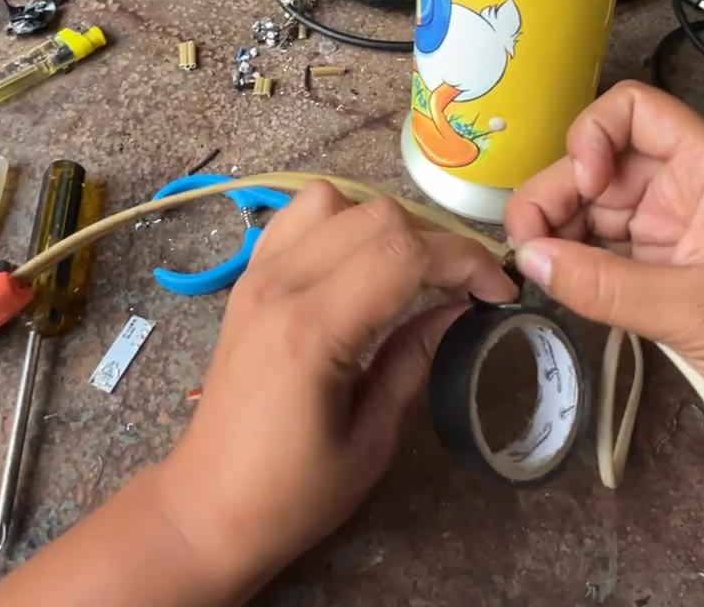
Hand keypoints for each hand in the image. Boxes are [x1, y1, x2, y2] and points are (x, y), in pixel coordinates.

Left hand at [146, 183, 515, 595]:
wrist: (205, 505)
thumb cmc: (291, 494)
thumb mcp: (371, 441)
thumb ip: (415, 359)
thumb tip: (460, 307)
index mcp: (312, 328)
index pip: (404, 253)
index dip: (465, 261)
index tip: (498, 292)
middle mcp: (281, 283)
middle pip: (376, 215)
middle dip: (436, 241)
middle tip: (463, 286)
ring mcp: (257, 272)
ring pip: (335, 198)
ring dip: (384, 223)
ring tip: (408, 269)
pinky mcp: (247, 276)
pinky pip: (298, 215)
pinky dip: (340, 220)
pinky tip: (357, 260)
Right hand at [505, 80, 703, 452]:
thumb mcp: (700, 308)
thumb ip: (604, 285)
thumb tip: (525, 259)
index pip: (633, 110)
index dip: (593, 135)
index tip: (583, 187)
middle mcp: (683, 185)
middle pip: (598, 164)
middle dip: (557, 196)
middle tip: (525, 246)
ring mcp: (671, 228)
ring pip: (593, 209)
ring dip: (558, 232)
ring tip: (534, 271)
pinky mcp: (664, 269)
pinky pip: (603, 250)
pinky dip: (575, 262)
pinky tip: (558, 284)